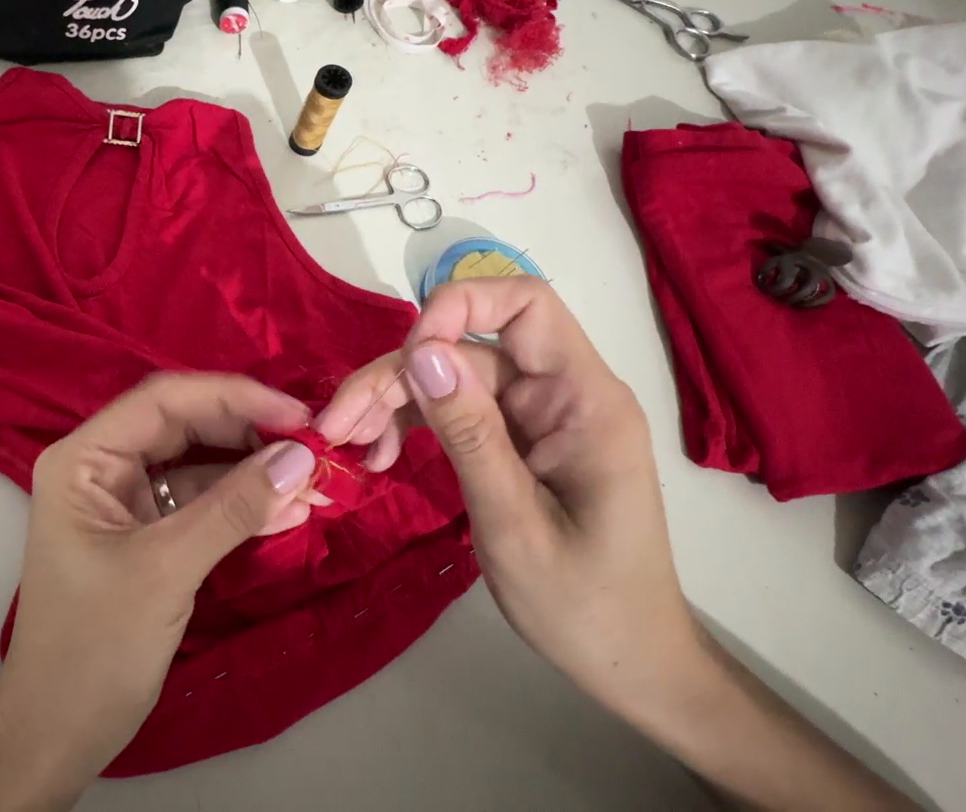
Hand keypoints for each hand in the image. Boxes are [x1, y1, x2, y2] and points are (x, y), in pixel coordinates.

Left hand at [0, 374, 319, 810]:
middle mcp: (100, 465)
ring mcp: (122, 499)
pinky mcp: (145, 532)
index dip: (233, 398)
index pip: (163, 401)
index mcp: (83, 458)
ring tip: (313, 481)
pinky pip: (198, 501)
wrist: (57, 733)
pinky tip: (286, 510)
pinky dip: (240, 505)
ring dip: (252, 471)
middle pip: (183, 425)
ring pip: (196, 463)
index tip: (297, 415)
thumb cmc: (94, 648)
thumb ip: (232, 509)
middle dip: (248, 433)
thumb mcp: (166, 570)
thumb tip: (299, 459)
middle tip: (314, 446)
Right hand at [314, 277, 696, 710]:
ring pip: (451, 378)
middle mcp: (561, 394)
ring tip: (347, 443)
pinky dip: (413, 425)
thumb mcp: (514, 524)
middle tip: (338, 423)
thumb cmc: (585, 604)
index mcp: (584, 401)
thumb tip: (423, 351)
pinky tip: (379, 455)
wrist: (628, 662)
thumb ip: (470, 433)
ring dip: (393, 402)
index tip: (407, 355)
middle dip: (396, 375)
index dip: (461, 303)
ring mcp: (537, 418)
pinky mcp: (517, 441)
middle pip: (467, 348)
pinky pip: (456, 411)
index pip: (526, 305)